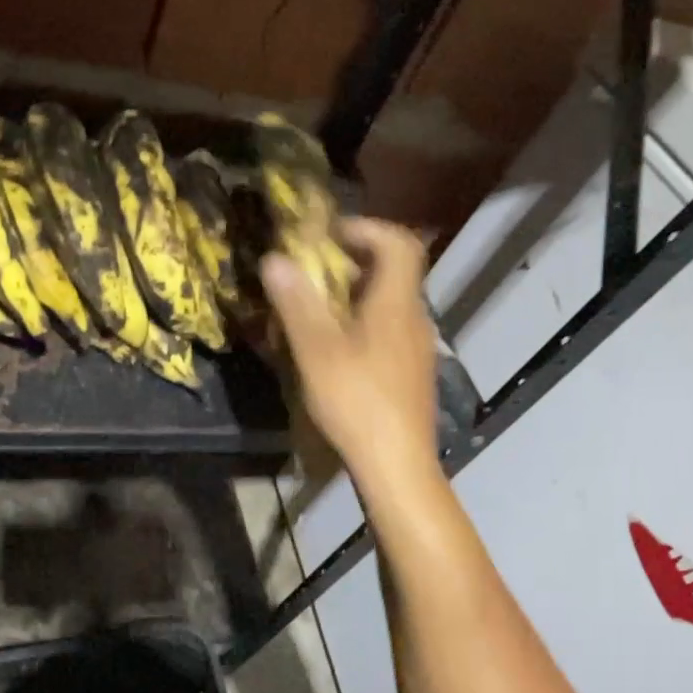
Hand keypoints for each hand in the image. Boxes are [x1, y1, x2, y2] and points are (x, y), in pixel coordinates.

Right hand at [260, 217, 438, 486]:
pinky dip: (362, 325)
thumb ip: (297, 303)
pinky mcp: (412, 373)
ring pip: (388, 304)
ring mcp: (417, 348)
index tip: (328, 236)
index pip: (397, 243)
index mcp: (396, 303)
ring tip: (315, 314)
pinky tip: (335, 353)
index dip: (365, 229)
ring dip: (354, 297)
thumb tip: (275, 258)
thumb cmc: (357, 402)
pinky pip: (388, 331)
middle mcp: (414, 318)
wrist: (397, 463)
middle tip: (311, 275)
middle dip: (351, 265)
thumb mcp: (317, 351)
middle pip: (392, 272)